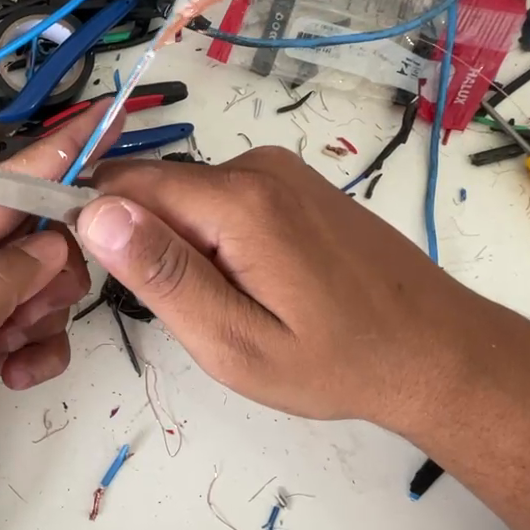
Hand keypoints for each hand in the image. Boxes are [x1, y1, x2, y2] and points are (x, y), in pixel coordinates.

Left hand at [0, 107, 120, 529]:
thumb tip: (47, 242)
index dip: (49, 158)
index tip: (105, 119)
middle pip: (26, 233)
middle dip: (49, 270)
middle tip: (31, 320)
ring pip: (38, 276)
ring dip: (43, 314)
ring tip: (13, 354)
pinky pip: (33, 319)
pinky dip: (38, 345)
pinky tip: (14, 375)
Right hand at [74, 148, 529, 433]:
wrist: (435, 351)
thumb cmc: (333, 361)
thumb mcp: (231, 339)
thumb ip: (162, 274)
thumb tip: (94, 212)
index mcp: (236, 202)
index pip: (121, 185)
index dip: (94, 227)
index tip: (102, 283)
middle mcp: (255, 168)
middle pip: (151, 190)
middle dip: (139, 242)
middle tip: (174, 310)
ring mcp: (278, 172)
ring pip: (181, 198)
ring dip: (176, 245)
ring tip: (216, 303)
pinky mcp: (291, 185)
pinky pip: (216, 201)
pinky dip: (208, 239)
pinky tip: (243, 284)